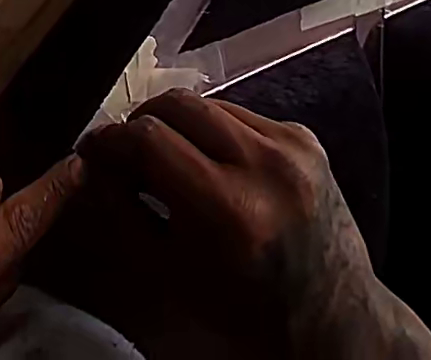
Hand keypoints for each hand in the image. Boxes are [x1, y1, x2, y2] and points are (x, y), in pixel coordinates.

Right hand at [77, 89, 430, 359]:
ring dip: (178, 123)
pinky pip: (240, 114)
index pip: (151, 139)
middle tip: (126, 148)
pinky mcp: (306, 137)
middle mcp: (265, 165)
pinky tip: (211, 161)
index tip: (92, 148)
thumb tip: (96, 163)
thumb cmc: (245, 319)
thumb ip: (125, 213)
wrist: (338, 328)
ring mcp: (292, 145)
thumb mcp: (171, 279)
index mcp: (230, 211)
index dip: (112, 139)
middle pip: (179, 104)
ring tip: (167, 155)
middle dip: (141, 120)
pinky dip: (214, 130)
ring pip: (208, 103)